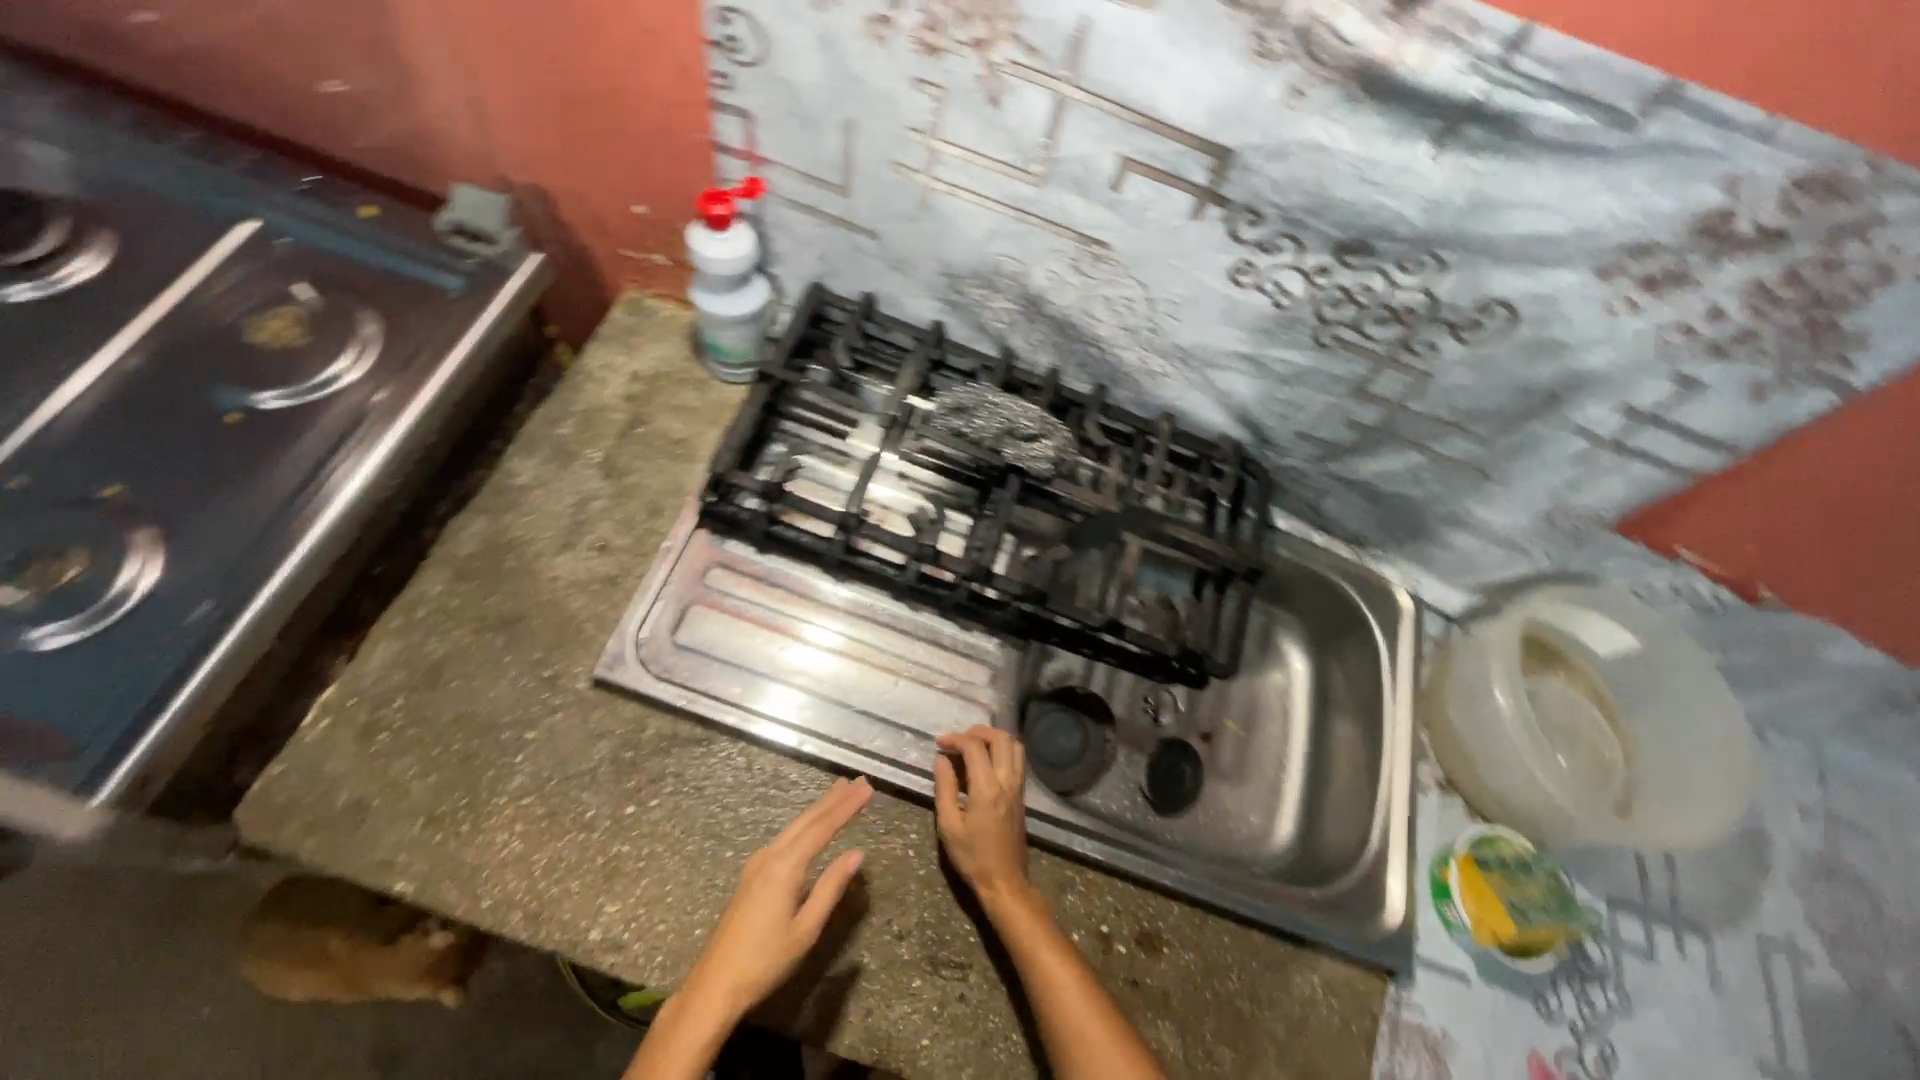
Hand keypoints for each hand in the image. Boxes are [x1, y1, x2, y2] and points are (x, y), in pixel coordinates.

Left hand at [681, 776, 871, 1018]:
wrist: (716, 984)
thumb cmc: (766, 961)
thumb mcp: (807, 929)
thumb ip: (831, 887)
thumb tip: (857, 853)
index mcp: (785, 868)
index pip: (822, 828)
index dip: (846, 807)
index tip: (867, 788)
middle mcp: (769, 857)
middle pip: (806, 820)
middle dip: (834, 800)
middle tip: (859, 781)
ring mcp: (757, 865)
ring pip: (793, 827)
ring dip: (818, 809)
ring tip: (839, 792)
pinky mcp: (752, 876)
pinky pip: (784, 839)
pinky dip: (804, 825)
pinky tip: (810, 826)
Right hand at [934, 725, 1029, 904]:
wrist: (1004, 881)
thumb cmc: (972, 857)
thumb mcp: (948, 825)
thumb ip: (945, 788)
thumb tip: (941, 760)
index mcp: (987, 789)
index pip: (974, 747)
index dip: (955, 739)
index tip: (939, 744)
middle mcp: (1007, 782)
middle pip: (1001, 738)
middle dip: (979, 731)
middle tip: (959, 739)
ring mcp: (1019, 788)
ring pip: (1015, 747)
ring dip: (995, 738)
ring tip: (974, 746)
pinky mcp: (1022, 796)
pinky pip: (1018, 761)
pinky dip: (1004, 751)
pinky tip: (986, 762)